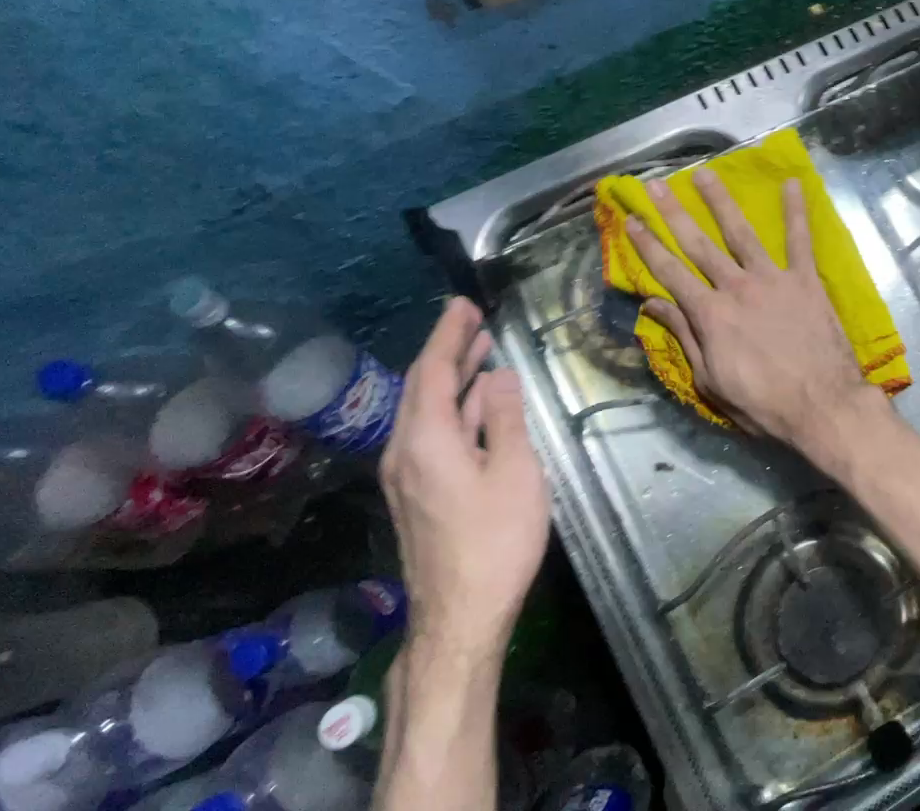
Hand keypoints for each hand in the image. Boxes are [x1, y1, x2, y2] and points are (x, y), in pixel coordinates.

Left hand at [380, 297, 549, 653]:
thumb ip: (506, 419)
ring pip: (427, 412)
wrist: (460, 616)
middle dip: (448, 351)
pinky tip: (479, 409)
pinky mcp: (417, 495)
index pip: (433, 370)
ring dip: (454, 380)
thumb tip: (500, 376)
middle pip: (423, 388)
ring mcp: (407, 475)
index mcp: (426, 439)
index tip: (465, 304)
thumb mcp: (515, 472)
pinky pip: (431, 435)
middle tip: (474, 321)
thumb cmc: (495, 541)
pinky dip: (455, 410)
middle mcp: (405, 450)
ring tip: (482, 354)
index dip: (450, 334)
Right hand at [626, 169, 882, 463]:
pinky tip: (791, 183)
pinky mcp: (807, 281)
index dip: (648, 245)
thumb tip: (653, 304)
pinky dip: (796, 211)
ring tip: (704, 174)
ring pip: (741, 232)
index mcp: (710, 314)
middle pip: (699, 244)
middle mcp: (737, 287)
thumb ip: (685, 337)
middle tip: (656, 185)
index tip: (632, 220)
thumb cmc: (762, 404)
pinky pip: (800, 241)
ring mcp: (773, 280)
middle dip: (674, 213)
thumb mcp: (710, 380)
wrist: (822, 405)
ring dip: (721, 202)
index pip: (670, 272)